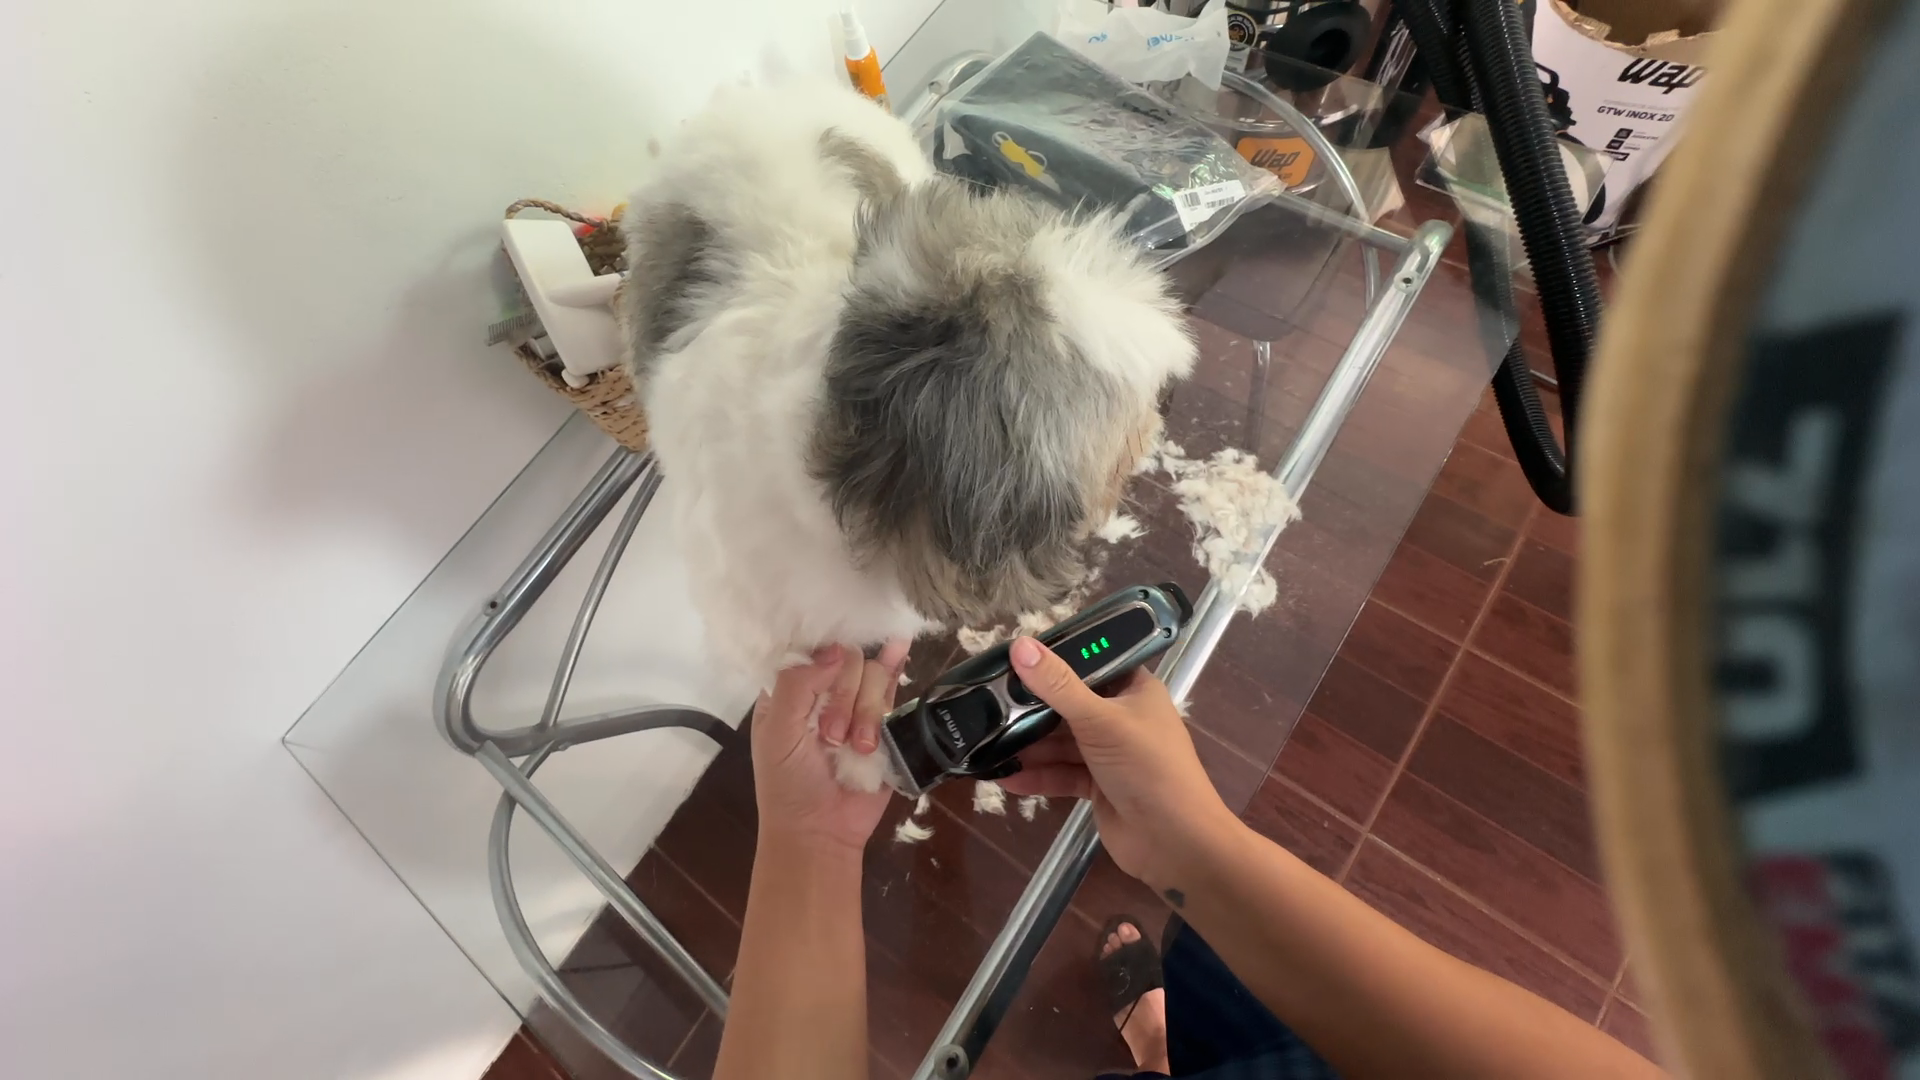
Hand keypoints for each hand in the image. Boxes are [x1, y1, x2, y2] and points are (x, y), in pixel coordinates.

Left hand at [750, 642, 908, 853]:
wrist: (822, 832)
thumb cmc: (788, 784)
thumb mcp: (778, 732)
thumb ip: (798, 685)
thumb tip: (836, 650)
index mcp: (791, 690)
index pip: (810, 647)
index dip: (823, 651)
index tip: (829, 665)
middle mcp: (824, 690)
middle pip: (848, 660)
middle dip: (844, 698)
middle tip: (831, 736)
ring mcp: (856, 704)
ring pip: (873, 675)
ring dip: (866, 712)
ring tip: (857, 746)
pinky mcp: (885, 721)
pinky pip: (893, 686)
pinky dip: (896, 667)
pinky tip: (901, 646)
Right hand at [998, 637, 1239, 892]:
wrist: (1177, 845)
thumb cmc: (1147, 767)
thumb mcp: (1100, 719)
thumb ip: (1057, 685)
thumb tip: (1019, 645)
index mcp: (1133, 690)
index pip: (1092, 662)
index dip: (1056, 658)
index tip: (1014, 655)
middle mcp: (1122, 716)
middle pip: (1069, 704)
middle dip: (1032, 707)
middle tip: (988, 700)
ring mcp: (1109, 753)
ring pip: (1062, 741)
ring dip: (1029, 744)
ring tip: (986, 741)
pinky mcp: (1098, 786)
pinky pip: (1062, 773)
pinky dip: (1037, 775)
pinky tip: (1004, 778)